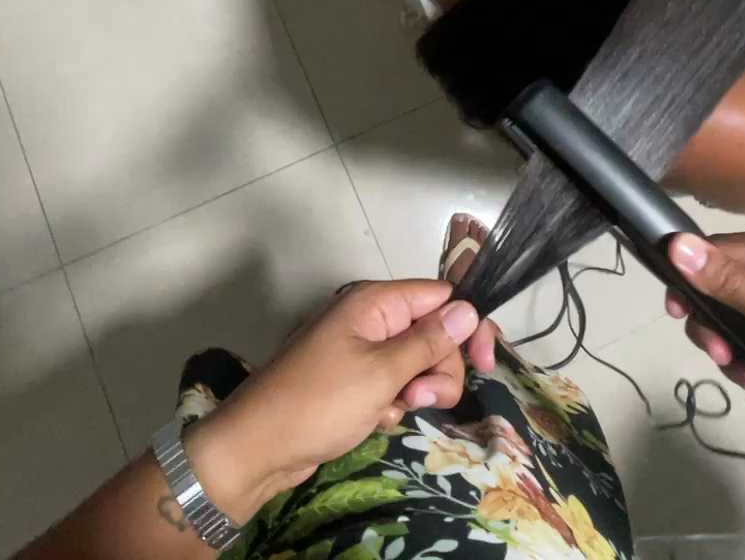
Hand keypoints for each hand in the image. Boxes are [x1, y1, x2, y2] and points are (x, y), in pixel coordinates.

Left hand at [187, 281, 479, 521]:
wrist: (259, 448)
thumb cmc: (319, 403)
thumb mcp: (381, 374)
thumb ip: (427, 342)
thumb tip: (468, 309)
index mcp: (376, 302)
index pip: (442, 296)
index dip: (468, 325)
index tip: (485, 363)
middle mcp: (372, 317)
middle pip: (434, 333)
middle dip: (438, 368)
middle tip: (419, 398)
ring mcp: (363, 348)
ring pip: (418, 362)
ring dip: (416, 390)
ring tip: (392, 410)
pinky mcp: (357, 377)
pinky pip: (395, 382)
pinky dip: (393, 402)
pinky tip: (375, 418)